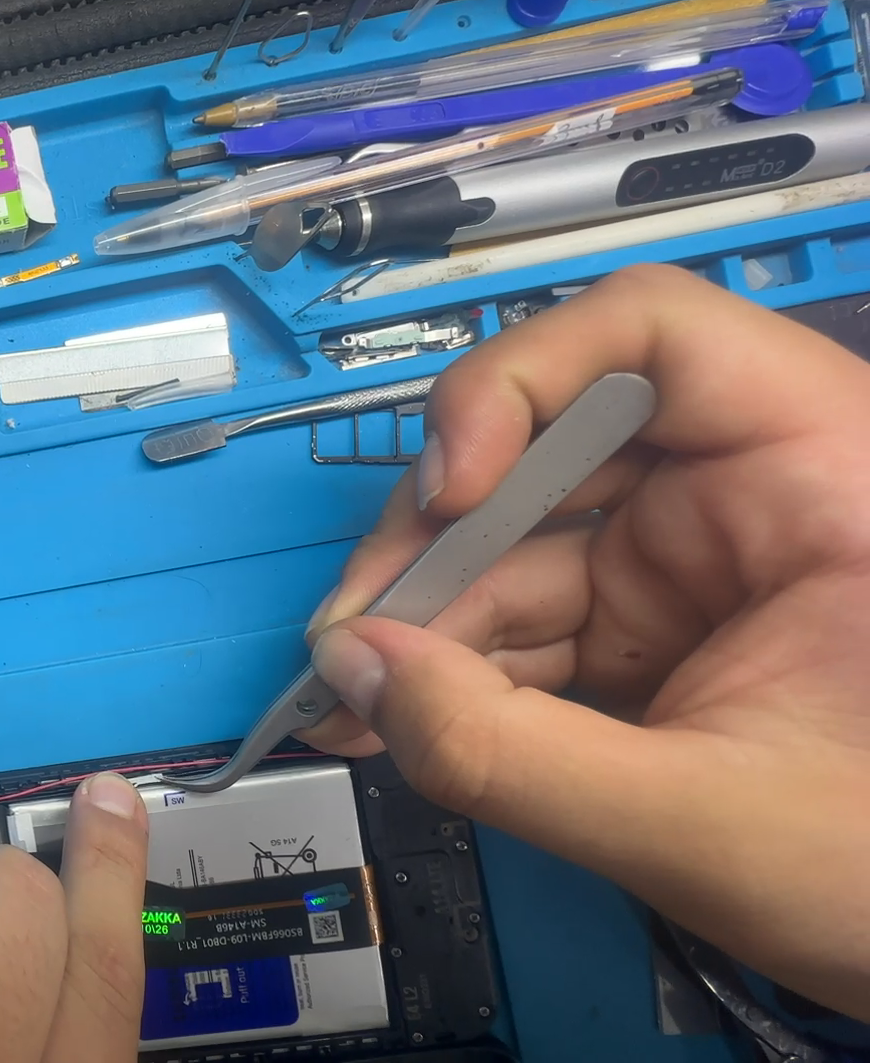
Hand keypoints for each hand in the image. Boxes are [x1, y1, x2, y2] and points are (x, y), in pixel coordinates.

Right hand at [296, 265, 869, 1018]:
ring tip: (349, 705)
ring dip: (407, 628)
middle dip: (419, 556)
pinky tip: (385, 717)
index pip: (645, 335)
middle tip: (347, 646)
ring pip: (490, 554)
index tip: (446, 497)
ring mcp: (668, 567)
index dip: (513, 389)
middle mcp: (730, 498)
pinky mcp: (627, 629)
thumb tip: (348, 667)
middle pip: (522, 461)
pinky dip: (432, 670)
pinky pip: (498, 623)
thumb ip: (505, 749)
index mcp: (819, 479)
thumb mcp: (715, 830)